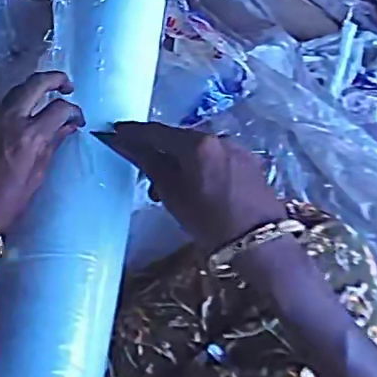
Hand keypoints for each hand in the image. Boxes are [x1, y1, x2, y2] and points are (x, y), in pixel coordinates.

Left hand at [0, 71, 84, 235]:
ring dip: (33, 90)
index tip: (78, 118)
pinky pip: (1, 108)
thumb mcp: (38, 175)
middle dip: (54, 79)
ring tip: (46, 98)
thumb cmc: (9, 202)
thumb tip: (68, 127)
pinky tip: (22, 119)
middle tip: (67, 86)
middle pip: (34, 83)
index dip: (74, 110)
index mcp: (29, 136)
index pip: (59, 108)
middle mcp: (9, 120)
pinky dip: (16, 107)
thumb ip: (52, 144)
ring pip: (15, 92)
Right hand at [95, 122, 286, 250]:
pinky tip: (195, 188)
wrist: (261, 244)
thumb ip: (150, 165)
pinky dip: (199, 167)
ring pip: (198, 149)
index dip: (134, 132)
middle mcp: (218, 138)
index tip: (115, 132)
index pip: (157, 132)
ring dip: (179, 162)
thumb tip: (127, 144)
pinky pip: (215, 158)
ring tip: (168, 189)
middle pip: (178, 139)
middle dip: (158, 151)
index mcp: (197, 143)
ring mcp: (236, 149)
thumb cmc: (211, 222)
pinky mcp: (248, 163)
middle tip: (141, 171)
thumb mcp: (173, 196)